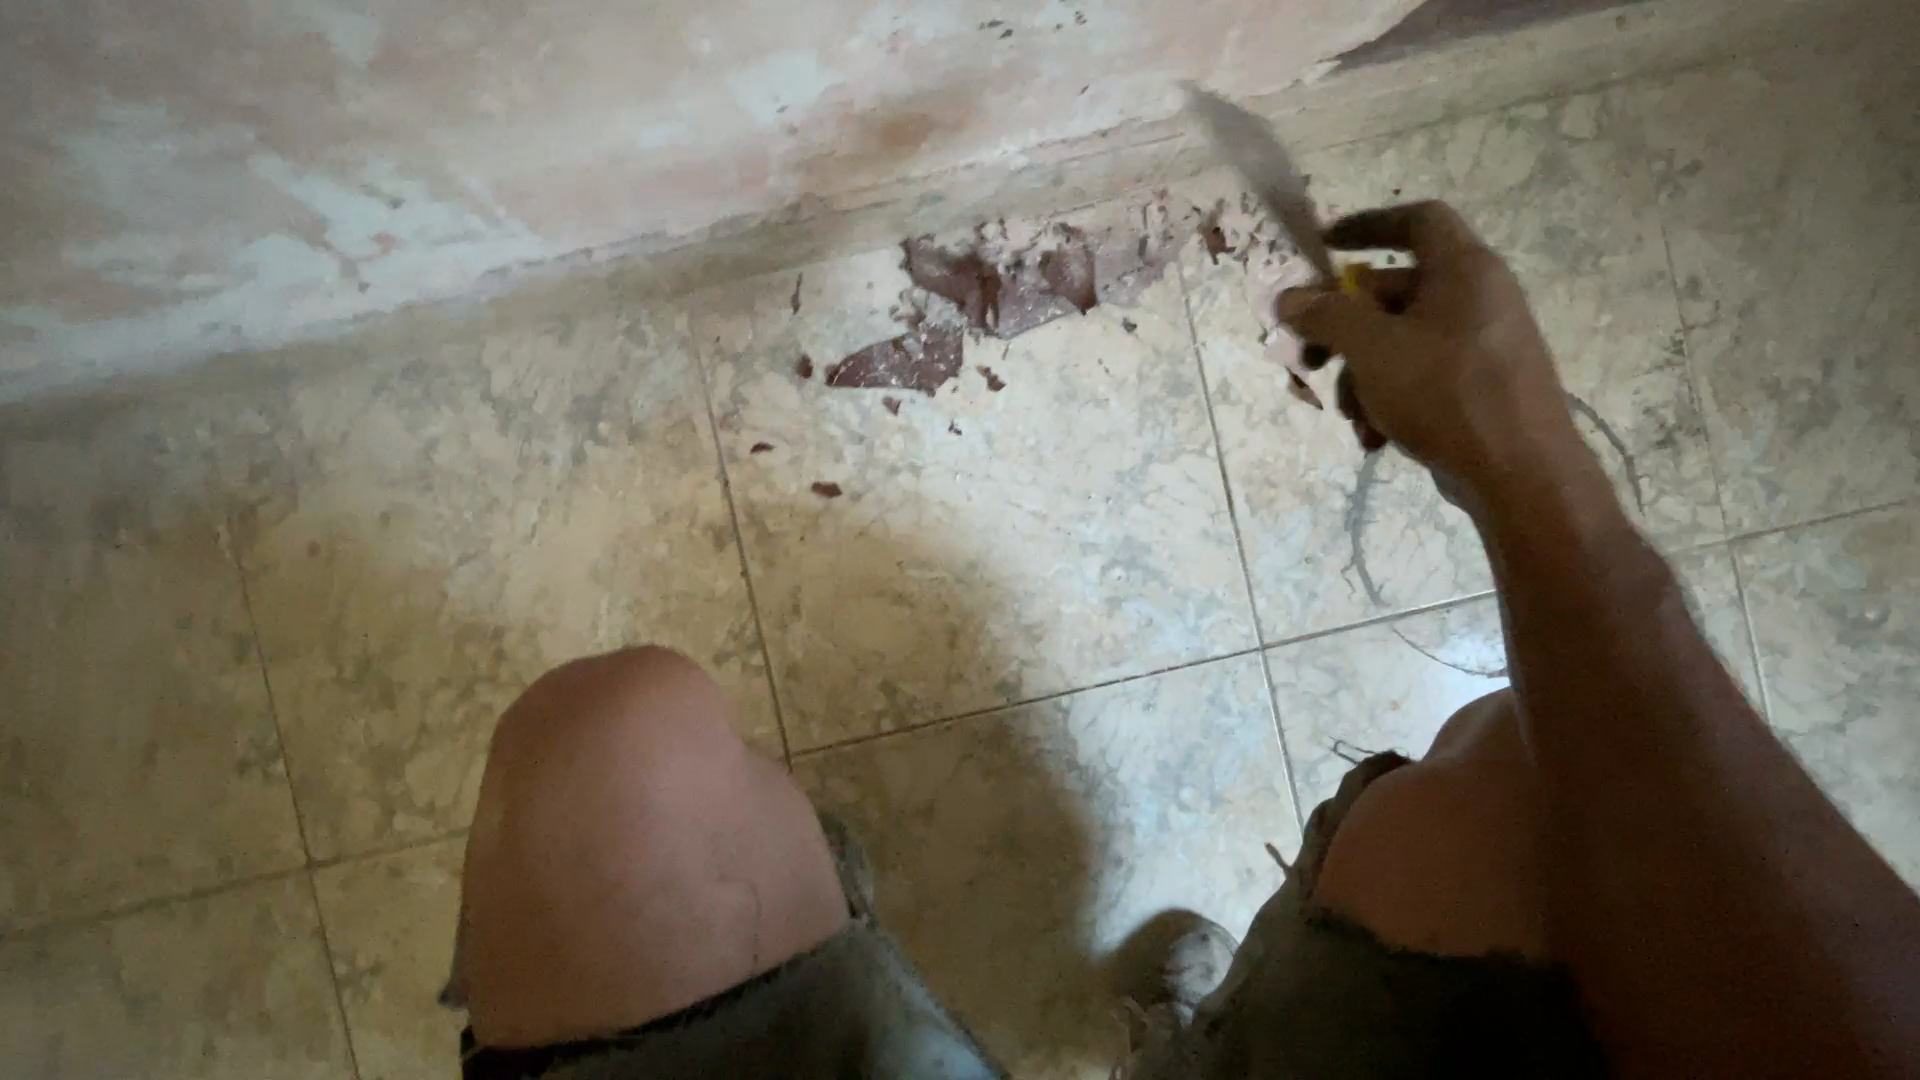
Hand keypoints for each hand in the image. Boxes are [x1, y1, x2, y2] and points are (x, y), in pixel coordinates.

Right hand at [1279, 201, 1588, 502]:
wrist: (1518, 471)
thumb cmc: (1445, 392)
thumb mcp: (1372, 349)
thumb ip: (1326, 317)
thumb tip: (1288, 298)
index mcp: (1463, 270)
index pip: (1416, 221)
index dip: (1366, 225)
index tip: (1322, 246)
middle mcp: (1475, 297)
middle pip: (1391, 294)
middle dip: (1342, 331)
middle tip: (1311, 360)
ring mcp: (1478, 343)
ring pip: (1396, 343)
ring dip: (1359, 377)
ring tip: (1352, 415)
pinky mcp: (1475, 385)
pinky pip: (1416, 376)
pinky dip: (1386, 400)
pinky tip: (1375, 436)